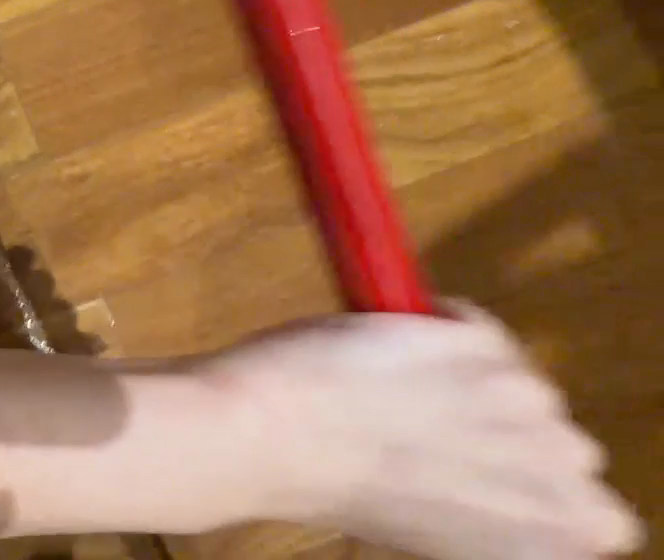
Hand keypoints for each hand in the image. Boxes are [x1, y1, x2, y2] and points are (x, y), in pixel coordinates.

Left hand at [200, 304, 642, 559]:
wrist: (271, 437)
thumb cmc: (320, 480)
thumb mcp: (426, 521)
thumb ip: (470, 498)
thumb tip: (454, 467)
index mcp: (560, 540)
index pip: (583, 500)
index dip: (521, 471)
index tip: (469, 455)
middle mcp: (564, 476)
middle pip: (551, 431)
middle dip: (490, 417)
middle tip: (412, 409)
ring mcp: (525, 402)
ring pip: (513, 374)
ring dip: (462, 368)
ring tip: (384, 376)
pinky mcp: (474, 343)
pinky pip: (469, 319)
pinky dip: (431, 316)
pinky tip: (381, 329)